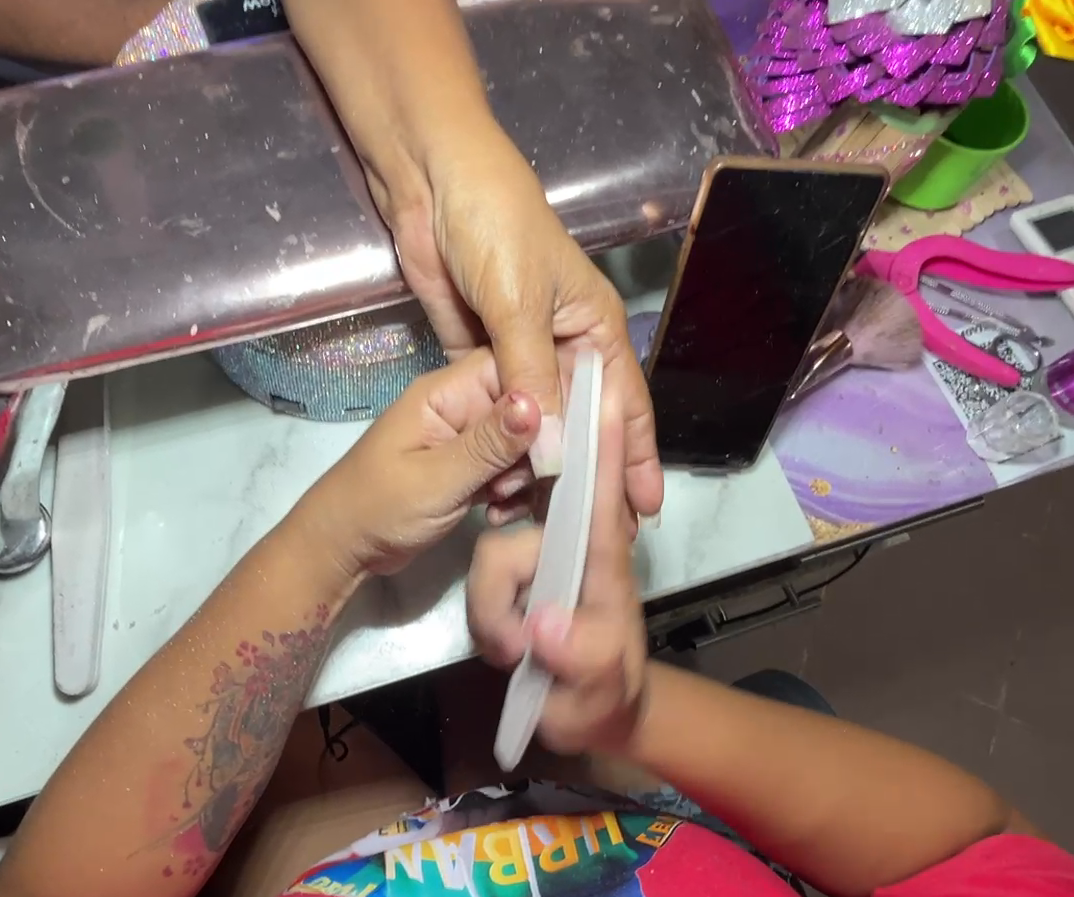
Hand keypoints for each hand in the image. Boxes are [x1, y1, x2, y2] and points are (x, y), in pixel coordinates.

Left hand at [295, 350, 540, 578]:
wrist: (342, 547)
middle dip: (535, 447)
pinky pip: (508, 469)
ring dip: (524, 476)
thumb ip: (488, 444)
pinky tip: (498, 513)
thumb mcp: (435, 479)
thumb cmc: (377, 509)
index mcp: (446, 393)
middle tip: (517, 484)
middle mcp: (460, 407)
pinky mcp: (469, 469)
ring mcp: (465, 440)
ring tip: (501, 502)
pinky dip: (512, 492)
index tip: (561, 439)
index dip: (545, 396)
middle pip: (525, 407)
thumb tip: (537, 401)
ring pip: (521, 443)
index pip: (512, 367)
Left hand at [378, 124, 662, 522]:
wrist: (431, 188)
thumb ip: (535, 380)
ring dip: (542, 469)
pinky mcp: (483, 365)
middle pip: (582, 424)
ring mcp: (521, 361)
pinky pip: (501, 418)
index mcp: (592, 329)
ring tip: (544, 519)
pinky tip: (502, 488)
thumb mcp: (519, 307)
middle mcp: (562, 350)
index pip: (623, 403)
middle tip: (595, 530)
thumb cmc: (493, 232)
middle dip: (589, 474)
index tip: (642, 506)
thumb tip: (558, 454)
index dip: (634, 456)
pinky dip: (504, 451)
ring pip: (540, 427)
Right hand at [466, 400, 648, 756]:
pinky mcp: (511, 586)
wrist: (591, 713)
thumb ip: (584, 661)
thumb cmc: (607, 698)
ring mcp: (534, 568)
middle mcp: (566, 555)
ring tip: (515, 658)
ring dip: (493, 618)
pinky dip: (487, 621)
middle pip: (513, 538)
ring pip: (489, 564)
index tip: (603, 396)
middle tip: (512, 648)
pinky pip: (481, 585)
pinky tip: (507, 649)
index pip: (601, 503)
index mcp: (602, 568)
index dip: (602, 450)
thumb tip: (545, 624)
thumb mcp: (603, 693)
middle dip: (499, 594)